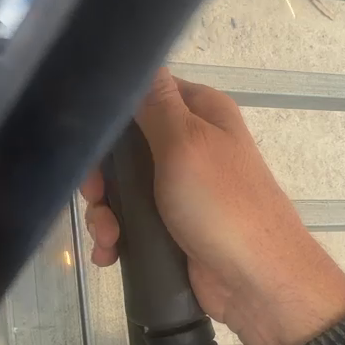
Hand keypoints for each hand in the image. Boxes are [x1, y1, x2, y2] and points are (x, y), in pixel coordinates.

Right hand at [81, 69, 344, 344]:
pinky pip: (129, 223)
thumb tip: (139, 59)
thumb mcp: (185, 144)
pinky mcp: (170, 226)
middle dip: (100, 175)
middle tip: (94, 197)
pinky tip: (109, 253)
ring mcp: (178, 189)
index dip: (110, 115)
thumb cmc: (221, 205)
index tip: (88, 140)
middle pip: (122, 146)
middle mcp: (188, 145)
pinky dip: (114, 237)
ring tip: (107, 237)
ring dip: (104, 213)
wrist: (255, 284)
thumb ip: (156, 103)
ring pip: (120, 188)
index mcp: (199, 113)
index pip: (142, 94)